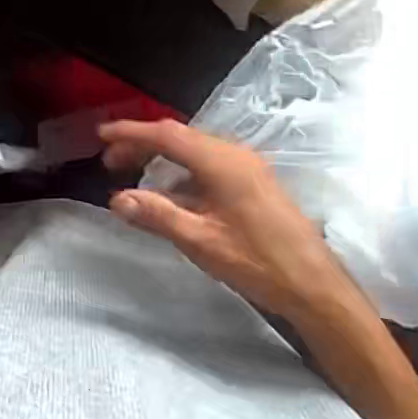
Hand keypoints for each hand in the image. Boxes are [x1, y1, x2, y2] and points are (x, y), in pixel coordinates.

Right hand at [99, 119, 360, 319]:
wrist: (315, 286)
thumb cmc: (258, 262)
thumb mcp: (200, 241)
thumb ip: (157, 215)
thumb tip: (117, 199)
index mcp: (221, 162)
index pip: (166, 135)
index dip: (130, 132)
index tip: (101, 135)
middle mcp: (234, 155)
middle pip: (179, 136)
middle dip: (141, 144)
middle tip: (110, 161)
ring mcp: (247, 167)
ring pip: (193, 150)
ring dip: (160, 157)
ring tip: (133, 174)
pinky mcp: (252, 182)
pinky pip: (207, 164)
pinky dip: (180, 171)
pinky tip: (169, 193)